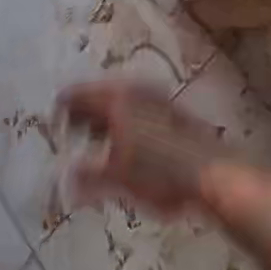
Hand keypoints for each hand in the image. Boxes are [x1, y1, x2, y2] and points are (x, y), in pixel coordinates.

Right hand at [57, 80, 227, 215]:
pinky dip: (126, 118)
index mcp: (113, 98)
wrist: (216, 175)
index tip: (54, 126)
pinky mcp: (173, 108)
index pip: (75, 95)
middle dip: (83, 113)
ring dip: (105, 116)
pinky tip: (130, 141)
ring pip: (119, 99)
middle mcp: (132, 89)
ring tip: (100, 140)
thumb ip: (87, 178)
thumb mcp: (118, 180)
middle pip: (97, 94)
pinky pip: (138, 105)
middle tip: (74, 133)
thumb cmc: (161, 175)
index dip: (61, 111)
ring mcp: (155, 95)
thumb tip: (65, 180)